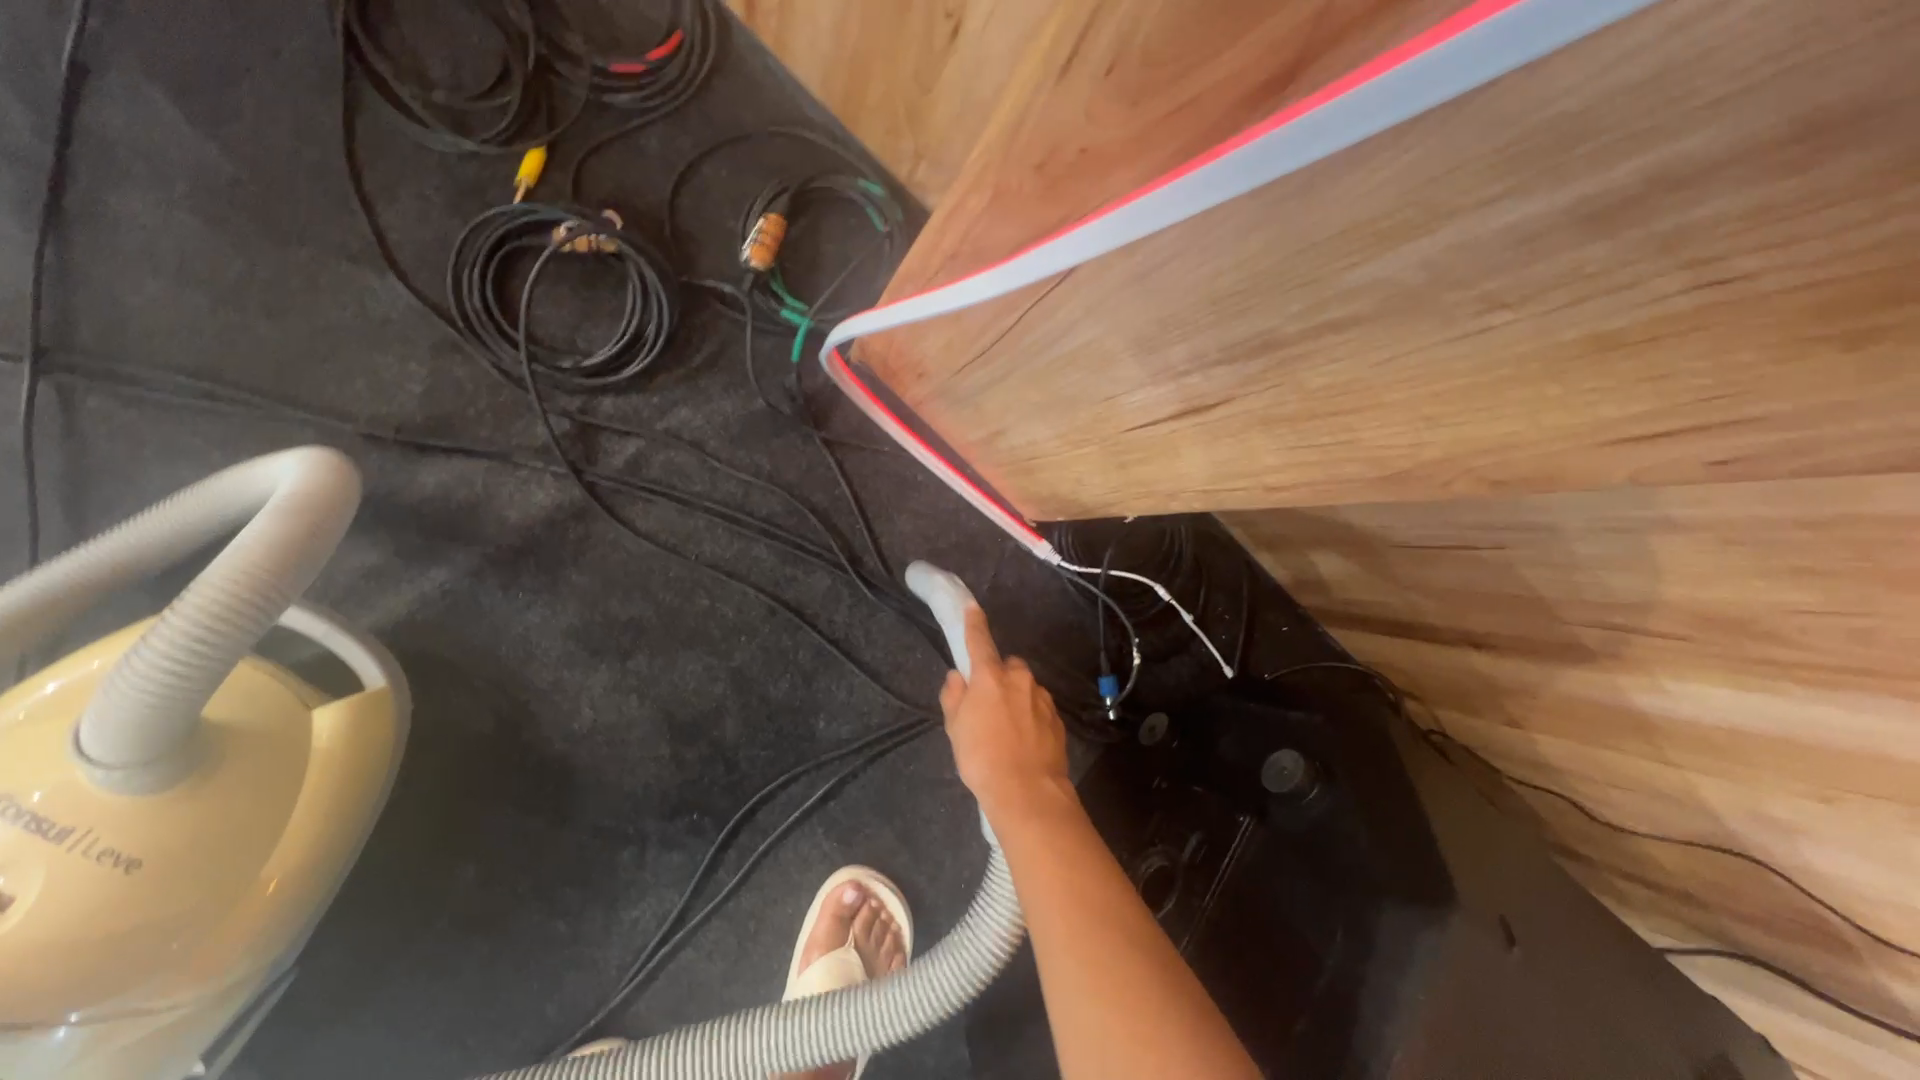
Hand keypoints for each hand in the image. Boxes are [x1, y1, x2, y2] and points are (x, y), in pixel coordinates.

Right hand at [938, 606, 1073, 821]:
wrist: (1027, 792)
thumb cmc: (982, 758)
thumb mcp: (955, 729)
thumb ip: (954, 697)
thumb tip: (958, 677)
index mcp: (990, 677)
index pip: (979, 641)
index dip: (973, 623)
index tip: (971, 607)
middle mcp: (1020, 680)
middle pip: (1007, 667)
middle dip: (999, 678)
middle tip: (986, 705)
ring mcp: (1042, 698)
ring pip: (1026, 688)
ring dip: (1016, 699)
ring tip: (1006, 730)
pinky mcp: (1057, 719)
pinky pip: (1038, 708)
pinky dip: (1031, 717)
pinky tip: (1023, 741)